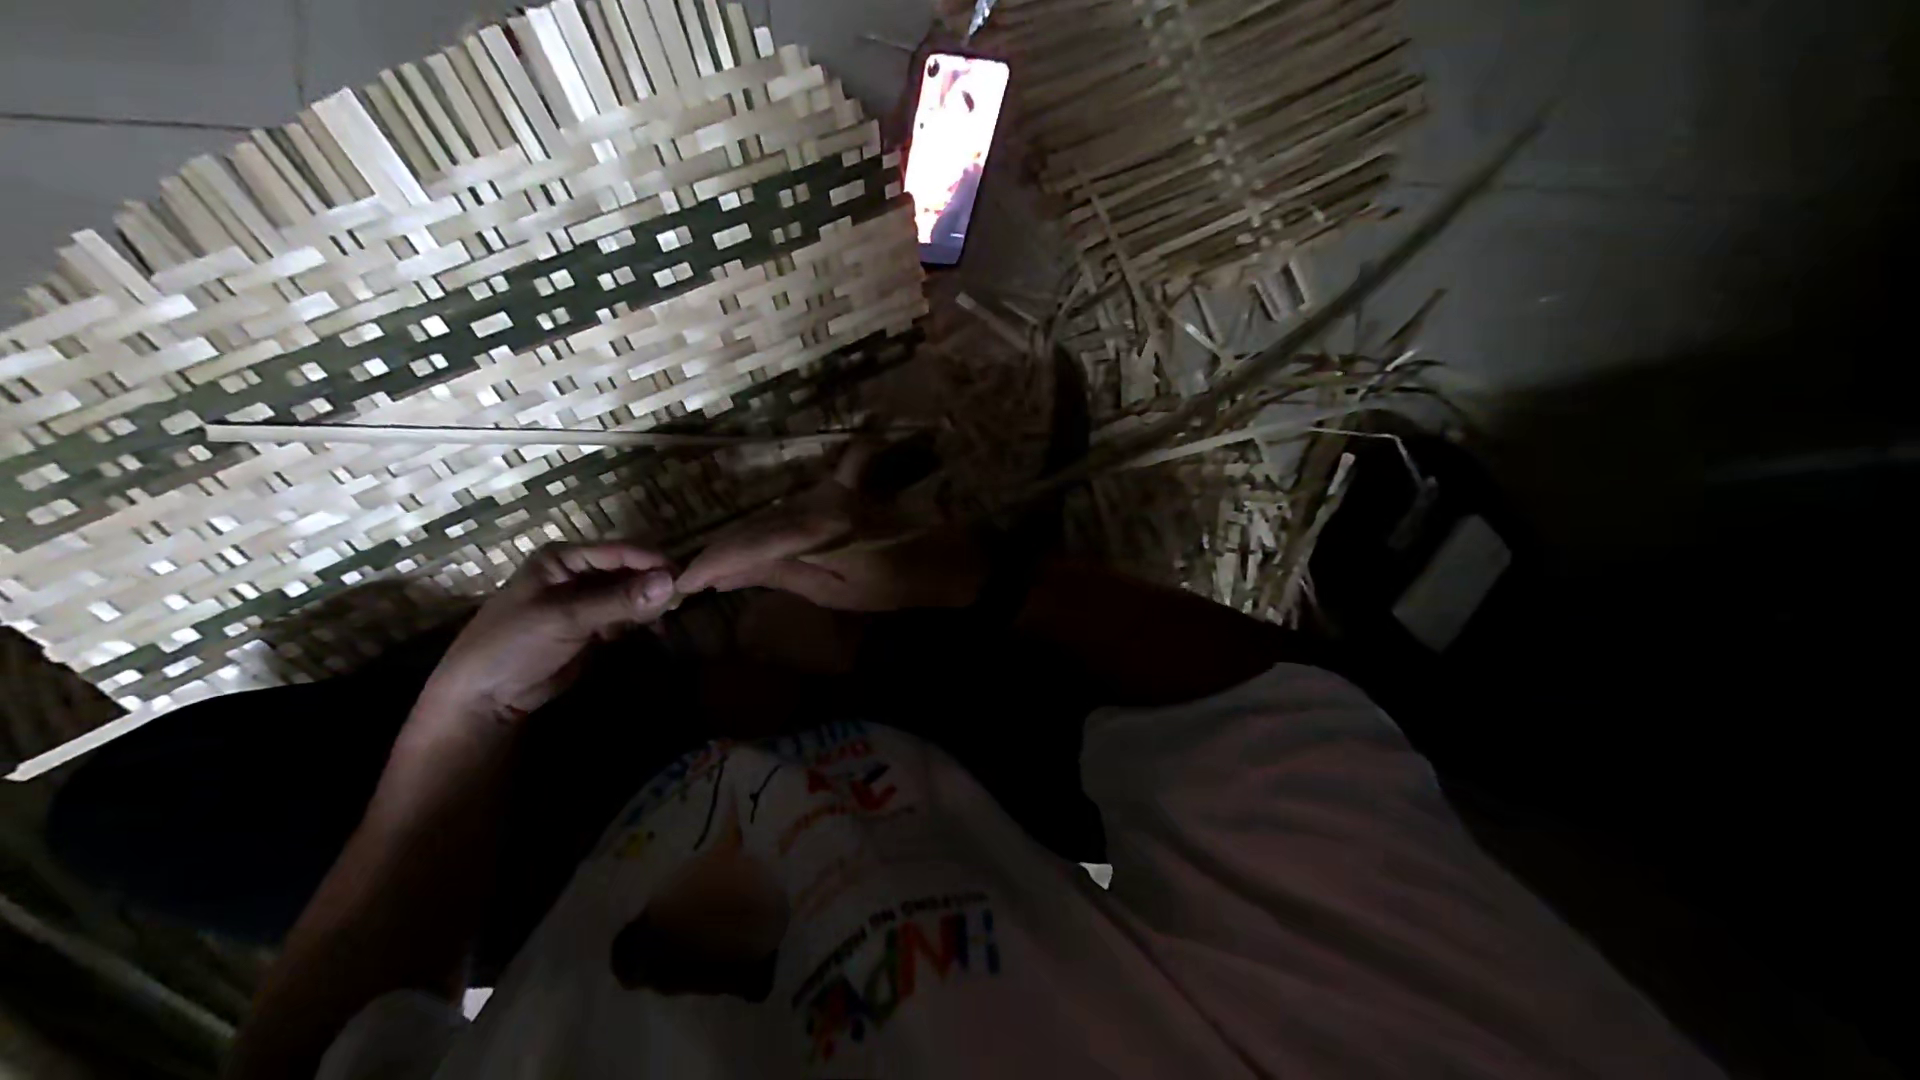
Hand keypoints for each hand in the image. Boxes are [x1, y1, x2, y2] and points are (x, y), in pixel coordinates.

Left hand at [414, 542, 676, 726]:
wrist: (484, 696)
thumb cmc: (514, 644)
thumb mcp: (567, 618)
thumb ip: (620, 600)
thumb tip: (671, 582)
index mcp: (563, 558)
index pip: (619, 552)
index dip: (652, 562)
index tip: (685, 577)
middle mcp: (576, 573)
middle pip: (628, 570)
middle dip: (654, 583)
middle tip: (683, 600)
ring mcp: (585, 600)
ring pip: (631, 593)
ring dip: (650, 604)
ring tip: (670, 618)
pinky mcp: (592, 626)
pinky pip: (626, 615)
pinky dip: (642, 621)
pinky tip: (657, 631)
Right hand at [675, 444, 985, 611]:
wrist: (945, 559)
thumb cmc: (894, 584)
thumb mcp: (834, 591)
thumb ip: (779, 574)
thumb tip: (726, 573)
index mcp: (813, 529)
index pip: (748, 545)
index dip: (712, 563)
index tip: (682, 582)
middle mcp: (814, 501)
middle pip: (754, 527)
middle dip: (719, 552)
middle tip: (689, 578)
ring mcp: (827, 491)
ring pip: (769, 515)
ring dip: (741, 539)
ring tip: (714, 566)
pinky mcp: (838, 489)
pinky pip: (796, 501)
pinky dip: (774, 519)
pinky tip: (764, 531)